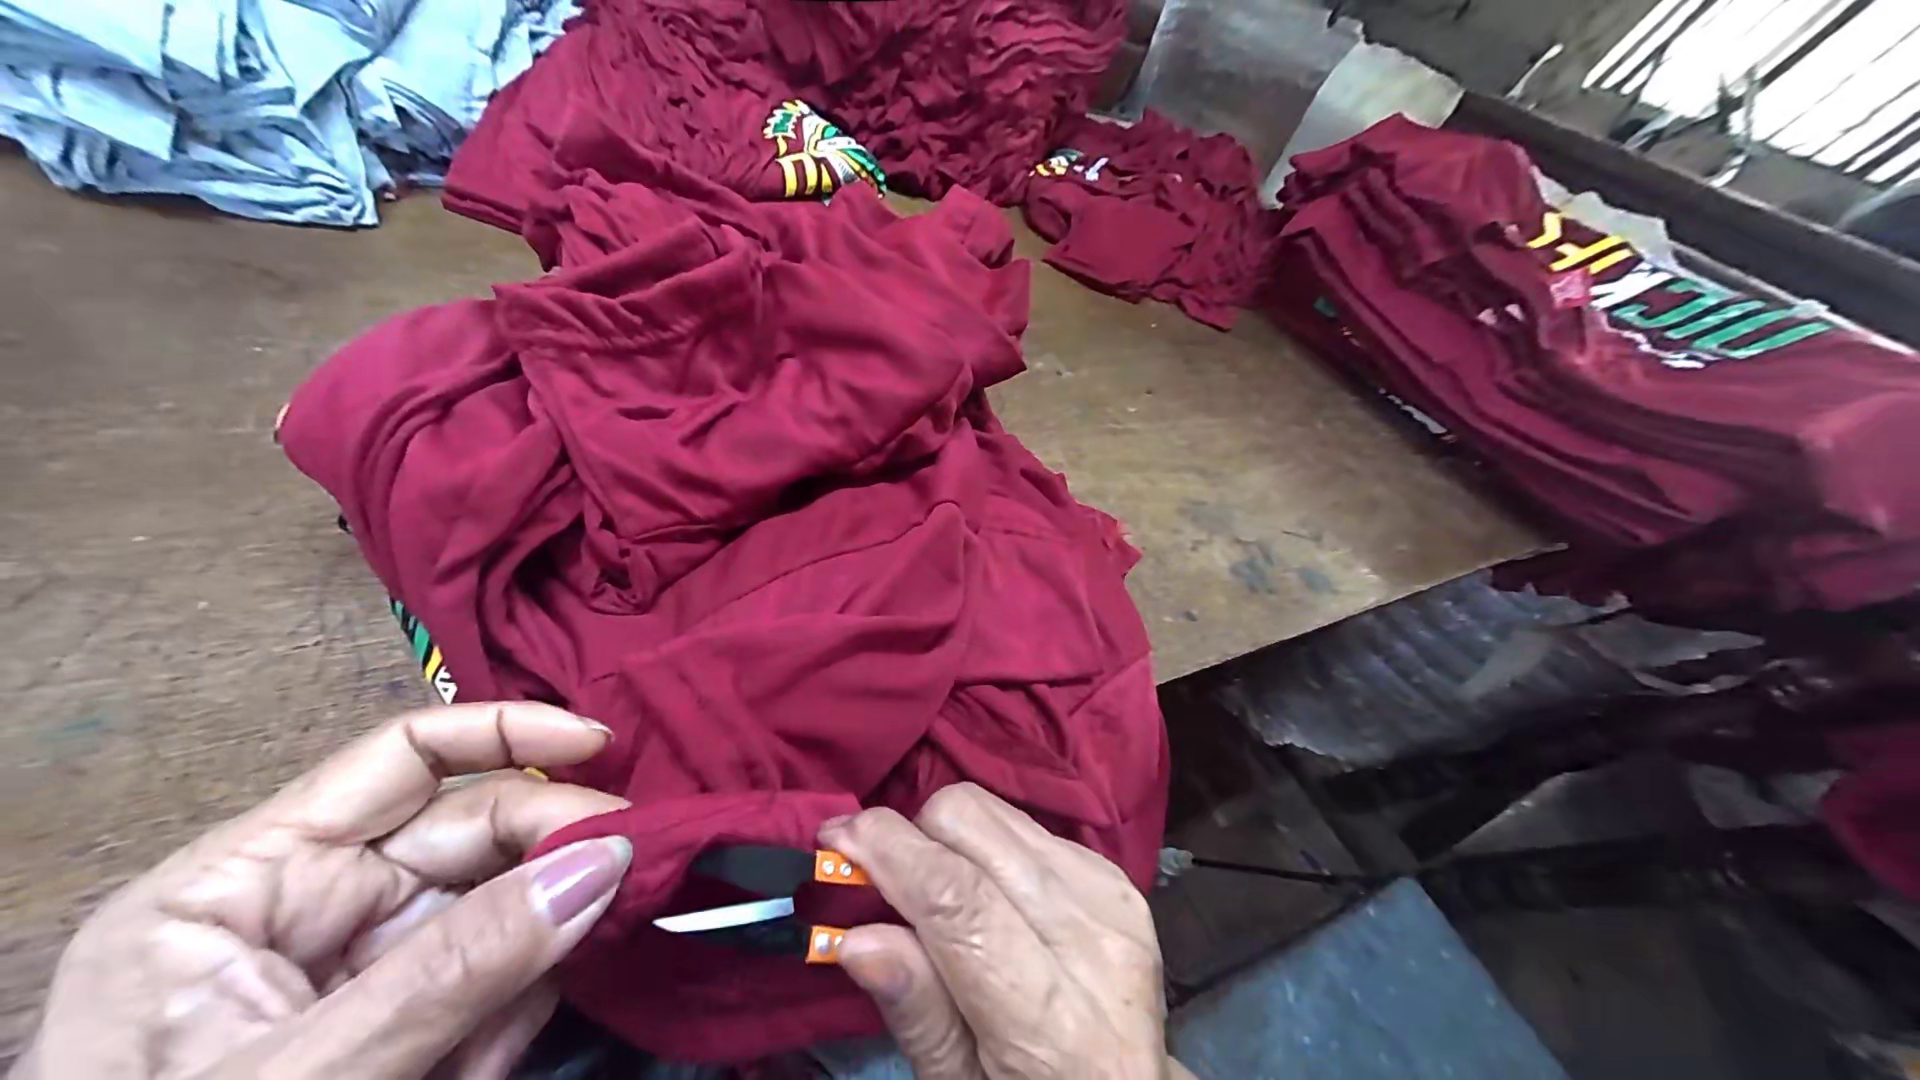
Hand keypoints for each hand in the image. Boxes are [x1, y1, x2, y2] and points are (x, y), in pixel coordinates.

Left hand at [13, 703, 631, 1079]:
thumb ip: (454, 969)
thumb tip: (605, 858)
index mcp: (247, 882)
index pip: (405, 755)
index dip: (510, 732)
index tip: (601, 746)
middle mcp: (319, 899)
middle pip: (478, 829)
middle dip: (550, 856)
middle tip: (628, 880)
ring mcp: (373, 954)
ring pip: (506, 902)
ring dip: (531, 960)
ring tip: (489, 1053)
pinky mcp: (415, 1005)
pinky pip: (503, 969)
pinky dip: (512, 1013)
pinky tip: (475, 1070)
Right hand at [821, 784, 1191, 1079]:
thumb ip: (916, 1009)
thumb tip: (855, 936)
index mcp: (1054, 1021)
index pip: (960, 902)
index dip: (891, 853)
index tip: (835, 835)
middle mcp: (1090, 939)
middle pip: (975, 830)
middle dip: (909, 833)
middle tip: (879, 872)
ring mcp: (1108, 895)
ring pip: (995, 811)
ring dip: (944, 833)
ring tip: (930, 877)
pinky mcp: (1111, 871)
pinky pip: (1023, 821)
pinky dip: (984, 840)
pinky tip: (983, 882)